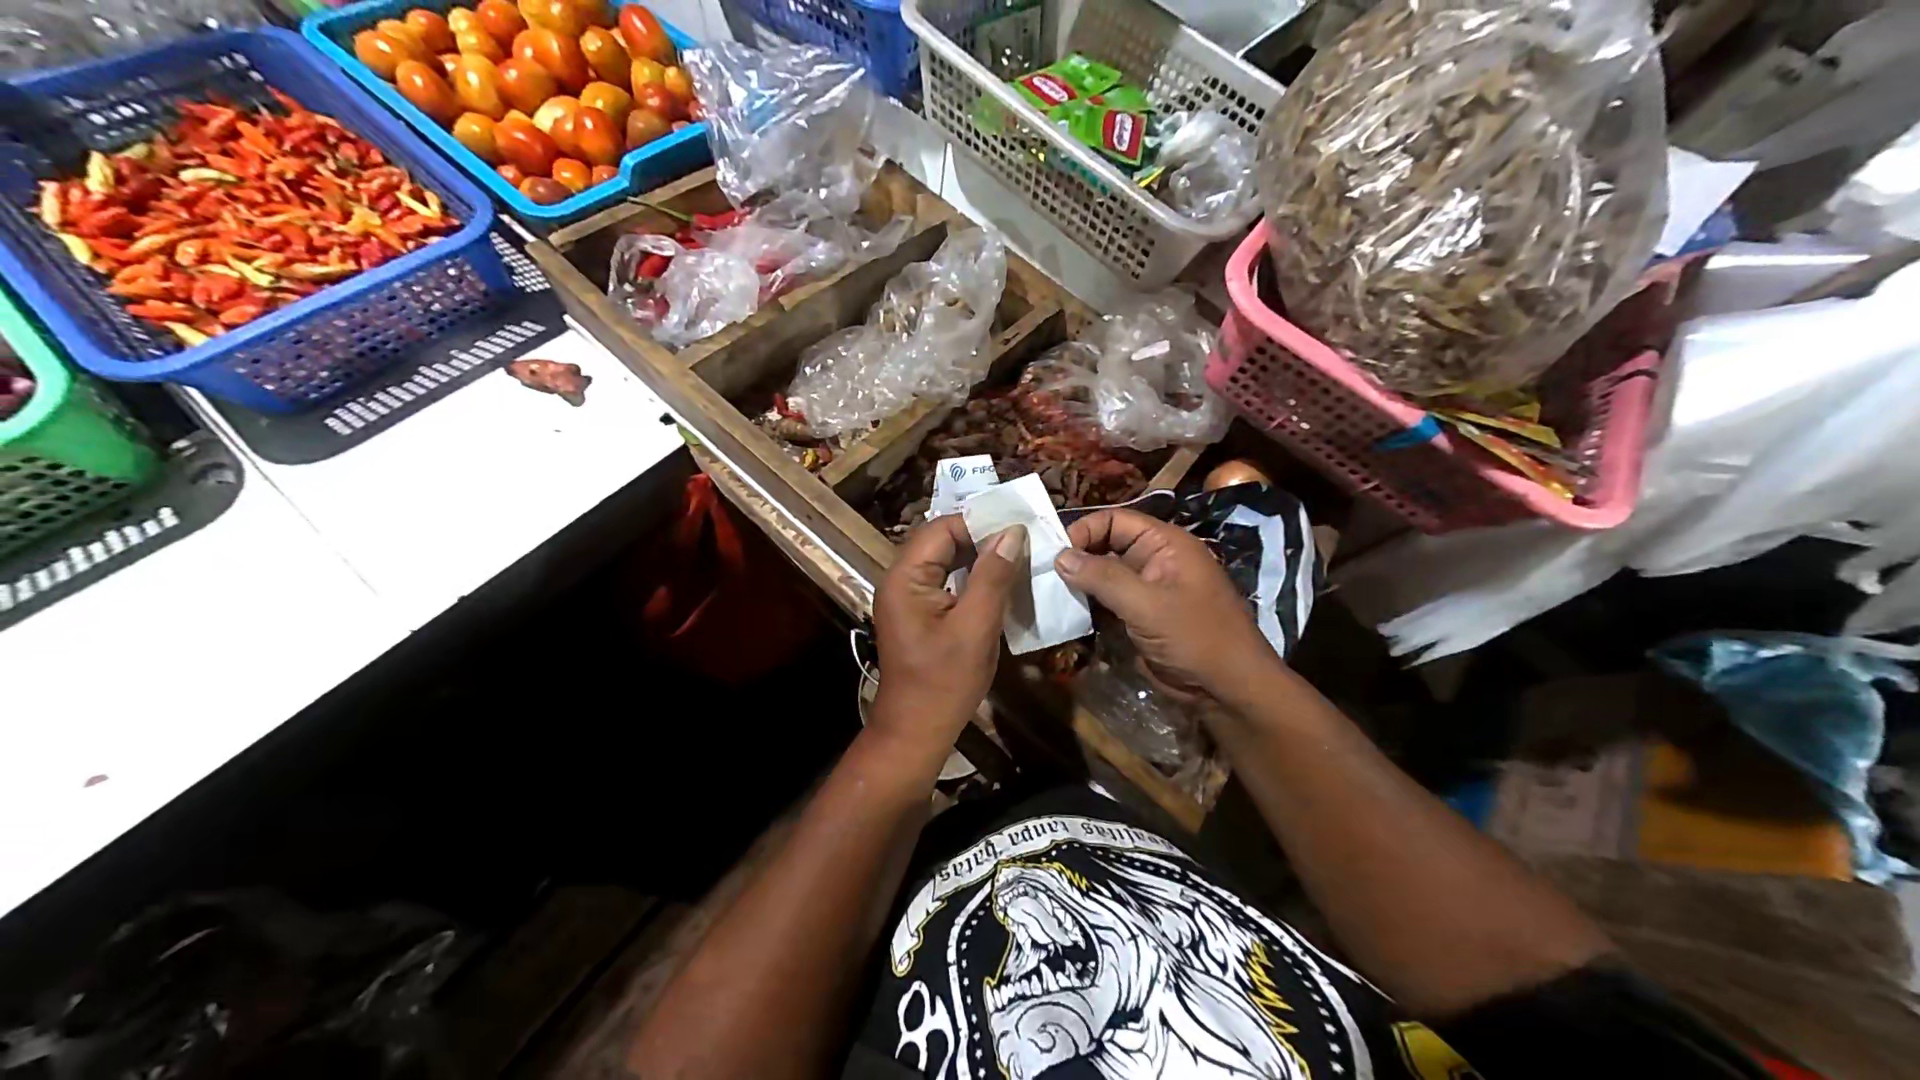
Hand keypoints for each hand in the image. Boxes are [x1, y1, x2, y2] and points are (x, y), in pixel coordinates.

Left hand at [870, 515, 1025, 747]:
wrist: (917, 730)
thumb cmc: (945, 682)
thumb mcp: (975, 627)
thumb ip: (992, 577)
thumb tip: (1013, 532)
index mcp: (905, 578)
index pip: (942, 529)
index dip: (979, 523)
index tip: (1019, 525)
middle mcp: (901, 580)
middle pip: (942, 541)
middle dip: (982, 537)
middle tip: (1025, 538)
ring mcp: (910, 597)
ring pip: (947, 560)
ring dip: (980, 557)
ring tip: (1020, 555)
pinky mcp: (921, 613)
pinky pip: (948, 581)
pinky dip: (973, 578)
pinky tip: (1002, 581)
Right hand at [1056, 508, 1277, 704]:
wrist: (1228, 688)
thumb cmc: (1196, 638)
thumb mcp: (1147, 604)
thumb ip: (1103, 577)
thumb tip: (1060, 556)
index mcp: (1165, 544)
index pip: (1115, 520)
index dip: (1084, 531)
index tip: (1056, 554)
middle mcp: (1154, 560)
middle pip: (1106, 545)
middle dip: (1077, 557)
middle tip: (1045, 575)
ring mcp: (1147, 589)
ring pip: (1104, 575)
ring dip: (1079, 583)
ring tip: (1050, 593)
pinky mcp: (1140, 616)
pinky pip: (1108, 600)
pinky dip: (1088, 604)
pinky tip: (1067, 612)